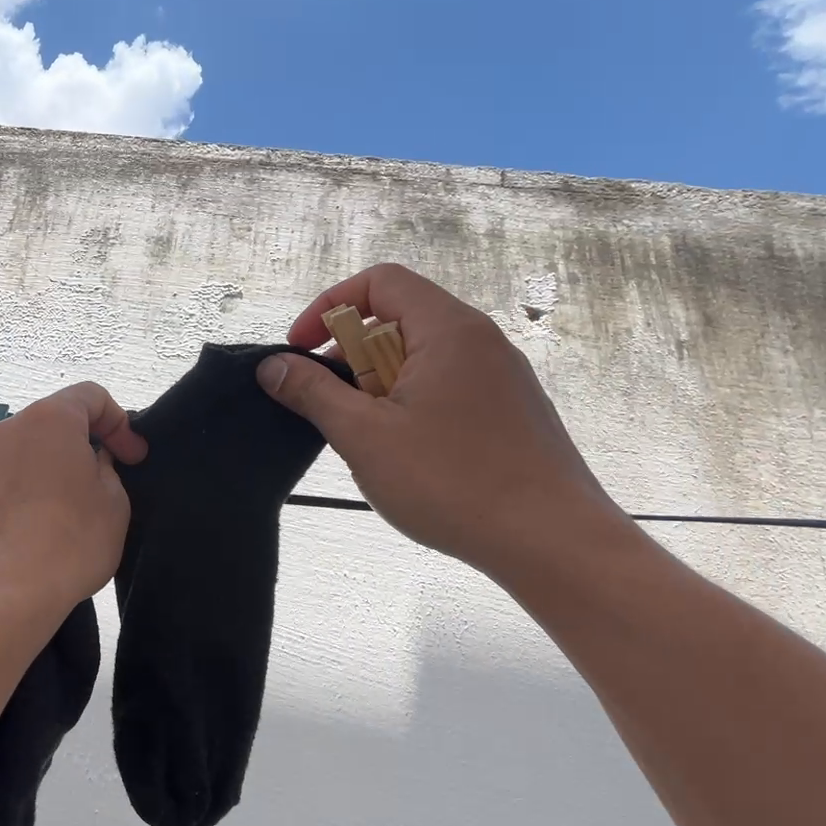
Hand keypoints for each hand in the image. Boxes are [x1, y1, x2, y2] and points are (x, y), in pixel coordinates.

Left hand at [0, 382, 148, 611]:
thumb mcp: (114, 502)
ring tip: (74, 508)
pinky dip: (29, 490)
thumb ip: (107, 470)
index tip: (132, 459)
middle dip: (85, 443)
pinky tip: (41, 526)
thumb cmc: (68, 540)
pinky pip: (8, 479)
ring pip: (28, 451)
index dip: (119, 422)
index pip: (90, 395)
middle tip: (107, 480)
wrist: (0, 591)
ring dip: (54, 468)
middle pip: (55, 421)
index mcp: (48, 419)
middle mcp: (8, 430)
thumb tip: (91, 463)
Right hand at [255, 264, 628, 577]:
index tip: (299, 350)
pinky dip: (405, 402)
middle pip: (398, 318)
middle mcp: (481, 342)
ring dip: (374, 383)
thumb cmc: (451, 480)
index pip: (381, 282)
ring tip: (361, 433)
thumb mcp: (363, 434)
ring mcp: (500, 378)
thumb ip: (312, 392)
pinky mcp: (508, 412)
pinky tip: (399, 452)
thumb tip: (273, 365)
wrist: (552, 543)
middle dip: (347, 352)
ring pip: (419, 356)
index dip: (329, 306)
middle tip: (325, 401)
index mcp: (449, 332)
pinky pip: (443, 385)